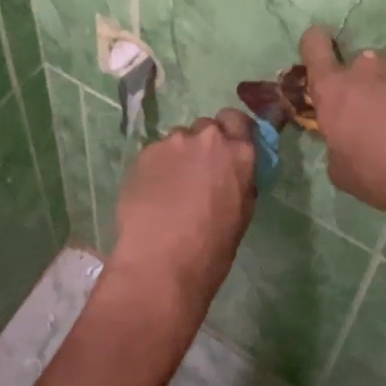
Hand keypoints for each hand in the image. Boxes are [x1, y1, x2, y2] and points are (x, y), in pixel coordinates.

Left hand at [110, 109, 257, 308]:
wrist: (159, 265)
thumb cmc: (210, 251)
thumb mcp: (241, 214)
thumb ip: (240, 181)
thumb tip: (233, 172)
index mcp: (239, 153)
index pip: (238, 120)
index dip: (231, 132)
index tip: (226, 149)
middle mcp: (208, 138)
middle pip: (206, 128)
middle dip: (203, 146)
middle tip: (196, 174)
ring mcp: (173, 142)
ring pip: (178, 140)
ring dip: (178, 156)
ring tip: (169, 188)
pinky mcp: (145, 153)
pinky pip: (155, 153)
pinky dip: (156, 168)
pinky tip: (151, 194)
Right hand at [300, 26, 385, 215]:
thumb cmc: (384, 176)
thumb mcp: (342, 172)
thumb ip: (337, 144)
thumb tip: (345, 139)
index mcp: (333, 90)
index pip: (313, 45)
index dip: (316, 46)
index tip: (325, 57)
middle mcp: (364, 66)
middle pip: (359, 67)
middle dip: (367, 87)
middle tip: (382, 119)